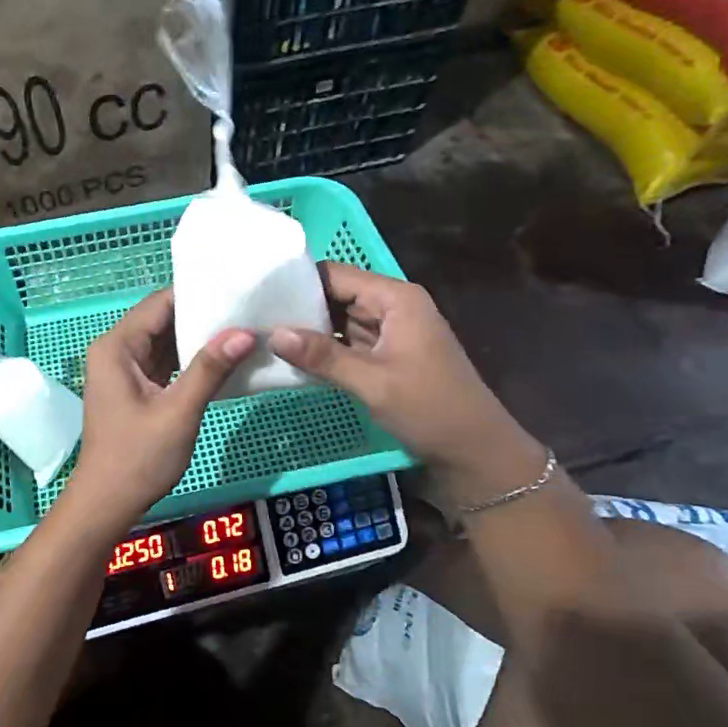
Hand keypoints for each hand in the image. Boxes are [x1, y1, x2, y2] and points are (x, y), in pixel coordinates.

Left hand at [66, 290, 253, 522]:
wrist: (108, 502)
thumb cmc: (139, 457)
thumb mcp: (179, 411)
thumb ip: (210, 369)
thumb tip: (244, 332)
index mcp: (117, 347)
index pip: (160, 304)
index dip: (197, 294)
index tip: (236, 289)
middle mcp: (116, 351)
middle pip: (162, 321)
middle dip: (202, 316)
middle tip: (246, 309)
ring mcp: (123, 372)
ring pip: (165, 343)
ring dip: (197, 340)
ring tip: (241, 330)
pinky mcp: (134, 390)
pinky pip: (164, 364)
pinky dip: (189, 362)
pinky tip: (221, 361)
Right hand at [269, 263, 541, 495]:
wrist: (473, 451)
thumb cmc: (429, 409)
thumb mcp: (372, 382)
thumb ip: (323, 356)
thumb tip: (274, 334)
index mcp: (396, 299)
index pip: (338, 275)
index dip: (300, 281)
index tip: (259, 293)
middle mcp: (393, 307)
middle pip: (338, 295)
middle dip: (300, 308)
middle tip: (254, 318)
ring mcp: (390, 334)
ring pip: (341, 322)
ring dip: (310, 331)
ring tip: (264, 336)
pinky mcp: (387, 358)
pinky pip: (348, 344)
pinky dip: (325, 351)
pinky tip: (293, 360)